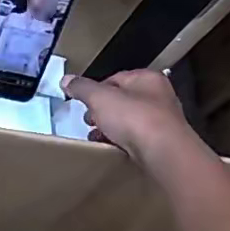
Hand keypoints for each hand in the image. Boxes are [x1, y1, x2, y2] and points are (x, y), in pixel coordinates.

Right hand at [63, 70, 193, 165]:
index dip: (96, 90)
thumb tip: (66, 80)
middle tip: (89, 121)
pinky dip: (122, 142)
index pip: (115, 78)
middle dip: (102, 111)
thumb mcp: (100, 98)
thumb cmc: (134, 118)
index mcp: (147, 78)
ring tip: (97, 137)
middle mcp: (158, 95)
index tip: (84, 103)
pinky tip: (112, 148)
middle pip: (122, 100)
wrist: (163, 152)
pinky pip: (136, 138)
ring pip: (129, 120)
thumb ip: (82, 88)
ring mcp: (162, 120)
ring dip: (111, 128)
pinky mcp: (162, 142)